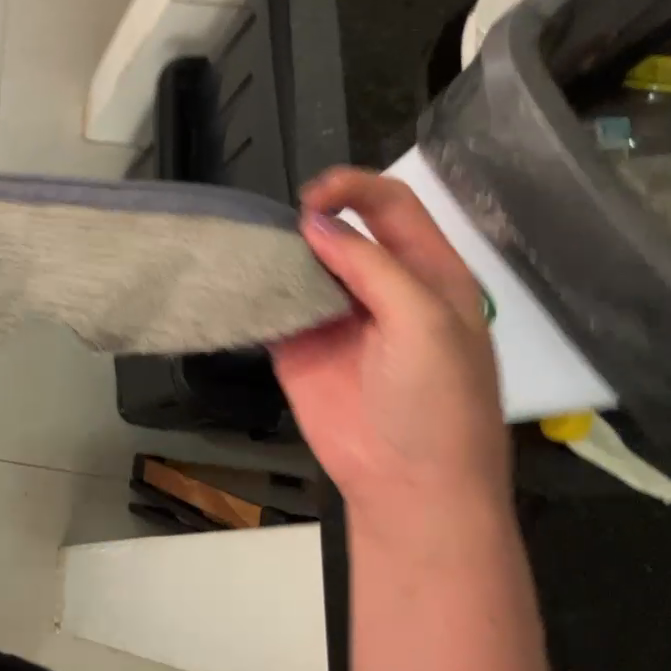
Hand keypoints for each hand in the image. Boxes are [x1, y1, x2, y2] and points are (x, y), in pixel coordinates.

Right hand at [269, 167, 510, 536]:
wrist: (407, 481)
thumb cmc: (436, 402)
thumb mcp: (424, 324)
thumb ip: (373, 268)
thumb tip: (313, 225)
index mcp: (427, 274)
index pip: (392, 207)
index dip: (354, 189)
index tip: (310, 199)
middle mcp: (379, 286)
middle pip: (342, 229)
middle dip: (310, 217)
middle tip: (274, 229)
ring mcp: (334, 315)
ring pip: (301, 263)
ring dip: (277, 251)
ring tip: (248, 251)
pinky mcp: (295, 344)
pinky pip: (271, 305)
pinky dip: (252, 291)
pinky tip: (234, 283)